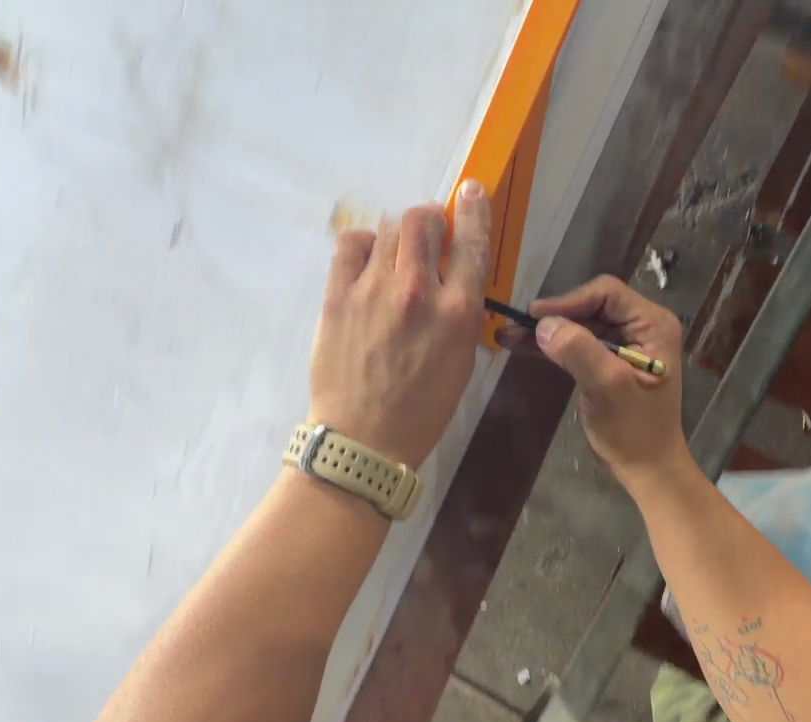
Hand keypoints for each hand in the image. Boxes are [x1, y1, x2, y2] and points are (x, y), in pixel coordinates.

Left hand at [306, 179, 491, 468]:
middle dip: (429, 223)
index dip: (472, 210)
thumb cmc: (421, 412)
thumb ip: (460, 316)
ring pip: (388, 228)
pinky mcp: (338, 295)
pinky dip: (363, 245)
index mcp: (457, 313)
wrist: (365, 440)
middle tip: (426, 242)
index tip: (470, 192)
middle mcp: (417, 290)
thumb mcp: (460, 364)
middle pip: (422, 220)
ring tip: (393, 261)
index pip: (471, 242)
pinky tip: (366, 266)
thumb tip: (452, 281)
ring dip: (397, 237)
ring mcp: (373, 289)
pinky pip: (351, 243)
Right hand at [505, 275, 689, 485]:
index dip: (569, 302)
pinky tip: (524, 347)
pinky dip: (554, 348)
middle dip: (554, 318)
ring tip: (508, 336)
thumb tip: (543, 324)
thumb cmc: (635, 431)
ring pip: (580, 327)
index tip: (535, 317)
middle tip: (515, 327)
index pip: (606, 294)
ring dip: (548, 332)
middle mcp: (641, 328)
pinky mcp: (609, 364)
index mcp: (652, 325)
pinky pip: (579, 346)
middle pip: (591, 308)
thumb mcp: (608, 389)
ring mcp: (625, 346)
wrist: (647, 469)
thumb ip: (580, 351)